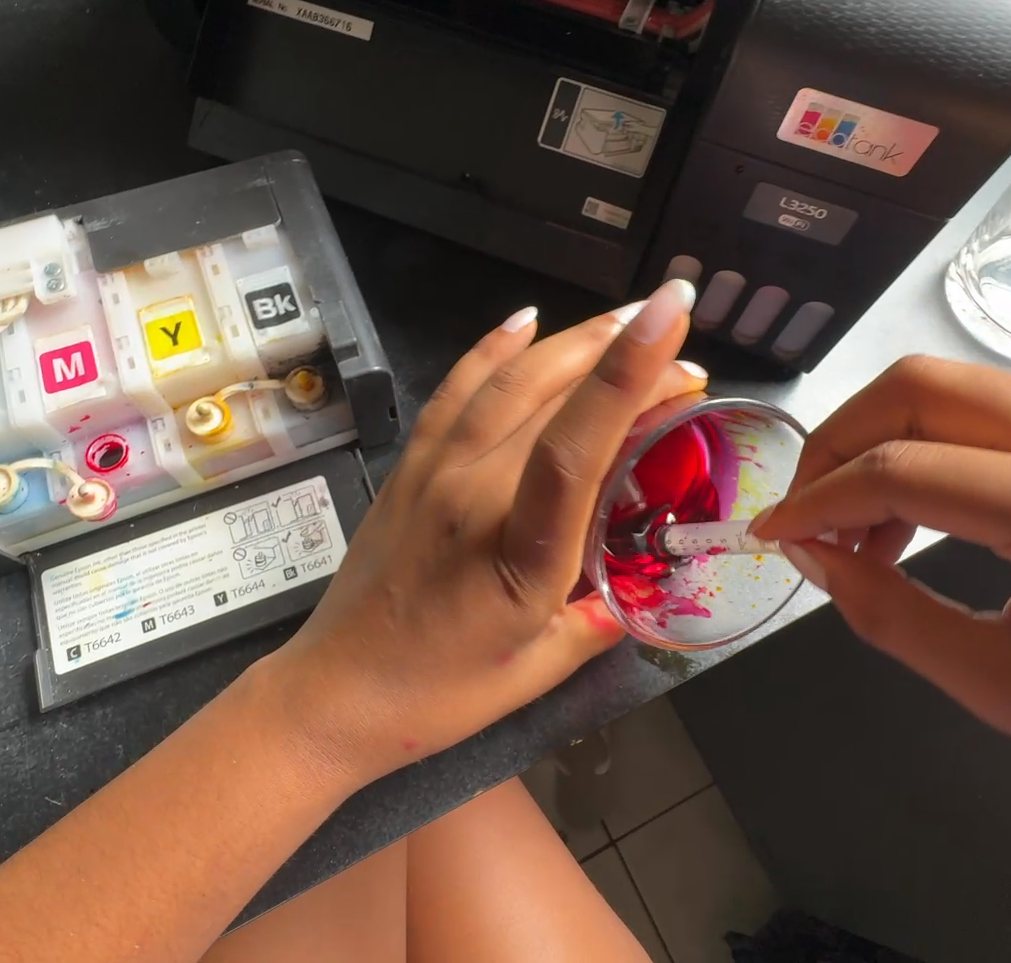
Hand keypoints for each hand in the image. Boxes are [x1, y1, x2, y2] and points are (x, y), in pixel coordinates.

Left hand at [269, 281, 705, 782]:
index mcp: (518, 551)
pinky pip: (455, 390)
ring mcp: (433, 468)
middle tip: (676, 335)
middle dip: (623, 354)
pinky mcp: (409, 463)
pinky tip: (525, 321)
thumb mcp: (538, 669)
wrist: (335, 690)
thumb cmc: (440, 695)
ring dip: (571, 339)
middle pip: (553, 396)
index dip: (628, 373)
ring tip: (624, 315)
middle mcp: (471, 490)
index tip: (673, 318)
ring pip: (507, 380)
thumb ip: (599, 616)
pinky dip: (492, 349)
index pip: (578, 444)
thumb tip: (640, 578)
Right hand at [751, 357, 1010, 882]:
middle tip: (806, 507)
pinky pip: (1000, 419)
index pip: (901, 470)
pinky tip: (924, 516)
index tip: (771, 534)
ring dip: (884, 444)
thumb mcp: (1007, 689)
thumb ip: (887, 613)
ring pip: (956, 391)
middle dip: (837, 440)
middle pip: (920, 387)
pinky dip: (936, 454)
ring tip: (860, 527)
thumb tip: (811, 556)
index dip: (816, 499)